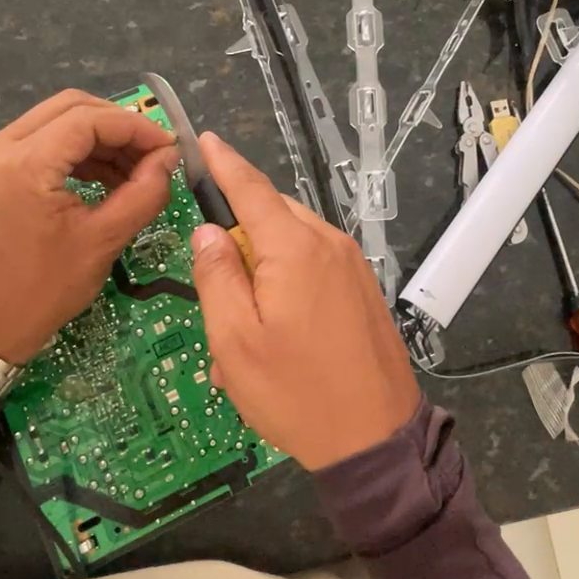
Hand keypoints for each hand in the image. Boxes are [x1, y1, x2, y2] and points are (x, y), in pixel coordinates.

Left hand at [0, 90, 178, 363]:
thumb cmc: (44, 290)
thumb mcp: (104, 240)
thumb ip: (144, 192)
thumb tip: (169, 158)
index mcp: (23, 165)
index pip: (89, 119)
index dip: (136, 127)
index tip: (169, 149)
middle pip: (71, 107)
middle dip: (119, 126)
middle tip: (154, 155)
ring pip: (57, 120)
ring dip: (100, 138)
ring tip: (135, 171)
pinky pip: (42, 140)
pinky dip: (77, 151)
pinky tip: (106, 177)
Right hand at [190, 132, 420, 470]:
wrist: (375, 438)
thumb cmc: (297, 393)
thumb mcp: (236, 341)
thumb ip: (217, 277)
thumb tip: (208, 231)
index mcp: (295, 248)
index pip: (251, 188)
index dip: (224, 163)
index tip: (203, 140)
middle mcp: (328, 244)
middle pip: (272, 215)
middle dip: (238, 238)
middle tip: (214, 289)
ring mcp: (352, 265)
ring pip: (292, 243)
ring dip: (261, 270)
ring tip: (241, 329)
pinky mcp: (363, 288)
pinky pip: (314, 266)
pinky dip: (287, 282)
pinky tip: (274, 331)